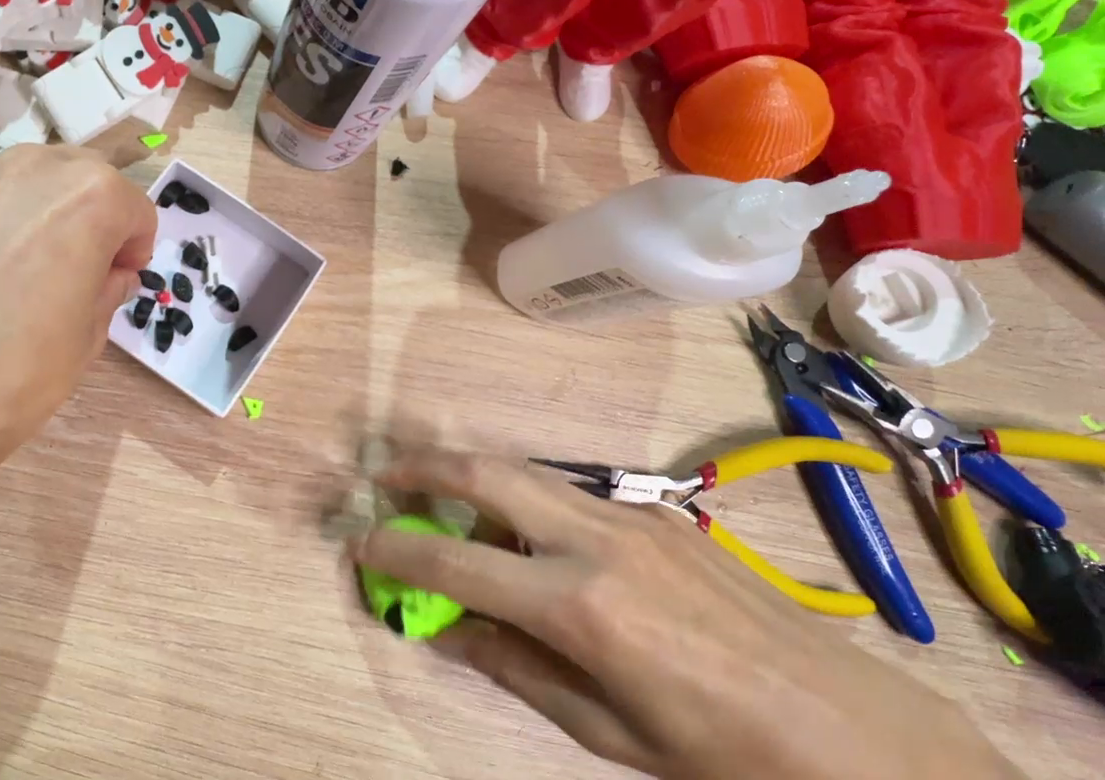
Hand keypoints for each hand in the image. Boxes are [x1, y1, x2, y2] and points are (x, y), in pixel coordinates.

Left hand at [0, 146, 155, 549]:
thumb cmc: (17, 376)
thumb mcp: (87, 340)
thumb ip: (106, 289)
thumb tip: (109, 274)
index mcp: (85, 196)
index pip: (132, 206)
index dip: (132, 246)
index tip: (117, 279)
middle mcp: (25, 169)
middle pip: (75, 177)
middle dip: (84, 216)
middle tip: (70, 272)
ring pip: (15, 184)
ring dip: (27, 215)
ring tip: (7, 276)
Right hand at [352, 453, 1025, 779]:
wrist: (857, 734)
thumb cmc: (719, 752)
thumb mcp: (604, 730)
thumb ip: (512, 666)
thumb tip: (445, 628)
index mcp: (578, 605)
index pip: (455, 560)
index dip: (396, 551)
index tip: (359, 544)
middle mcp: (596, 540)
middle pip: (485, 472)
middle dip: (421, 465)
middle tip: (382, 477)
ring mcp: (632, 517)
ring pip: (526, 469)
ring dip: (472, 475)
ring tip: (446, 503)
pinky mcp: (660, 515)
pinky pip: (570, 492)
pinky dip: (526, 498)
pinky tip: (533, 539)